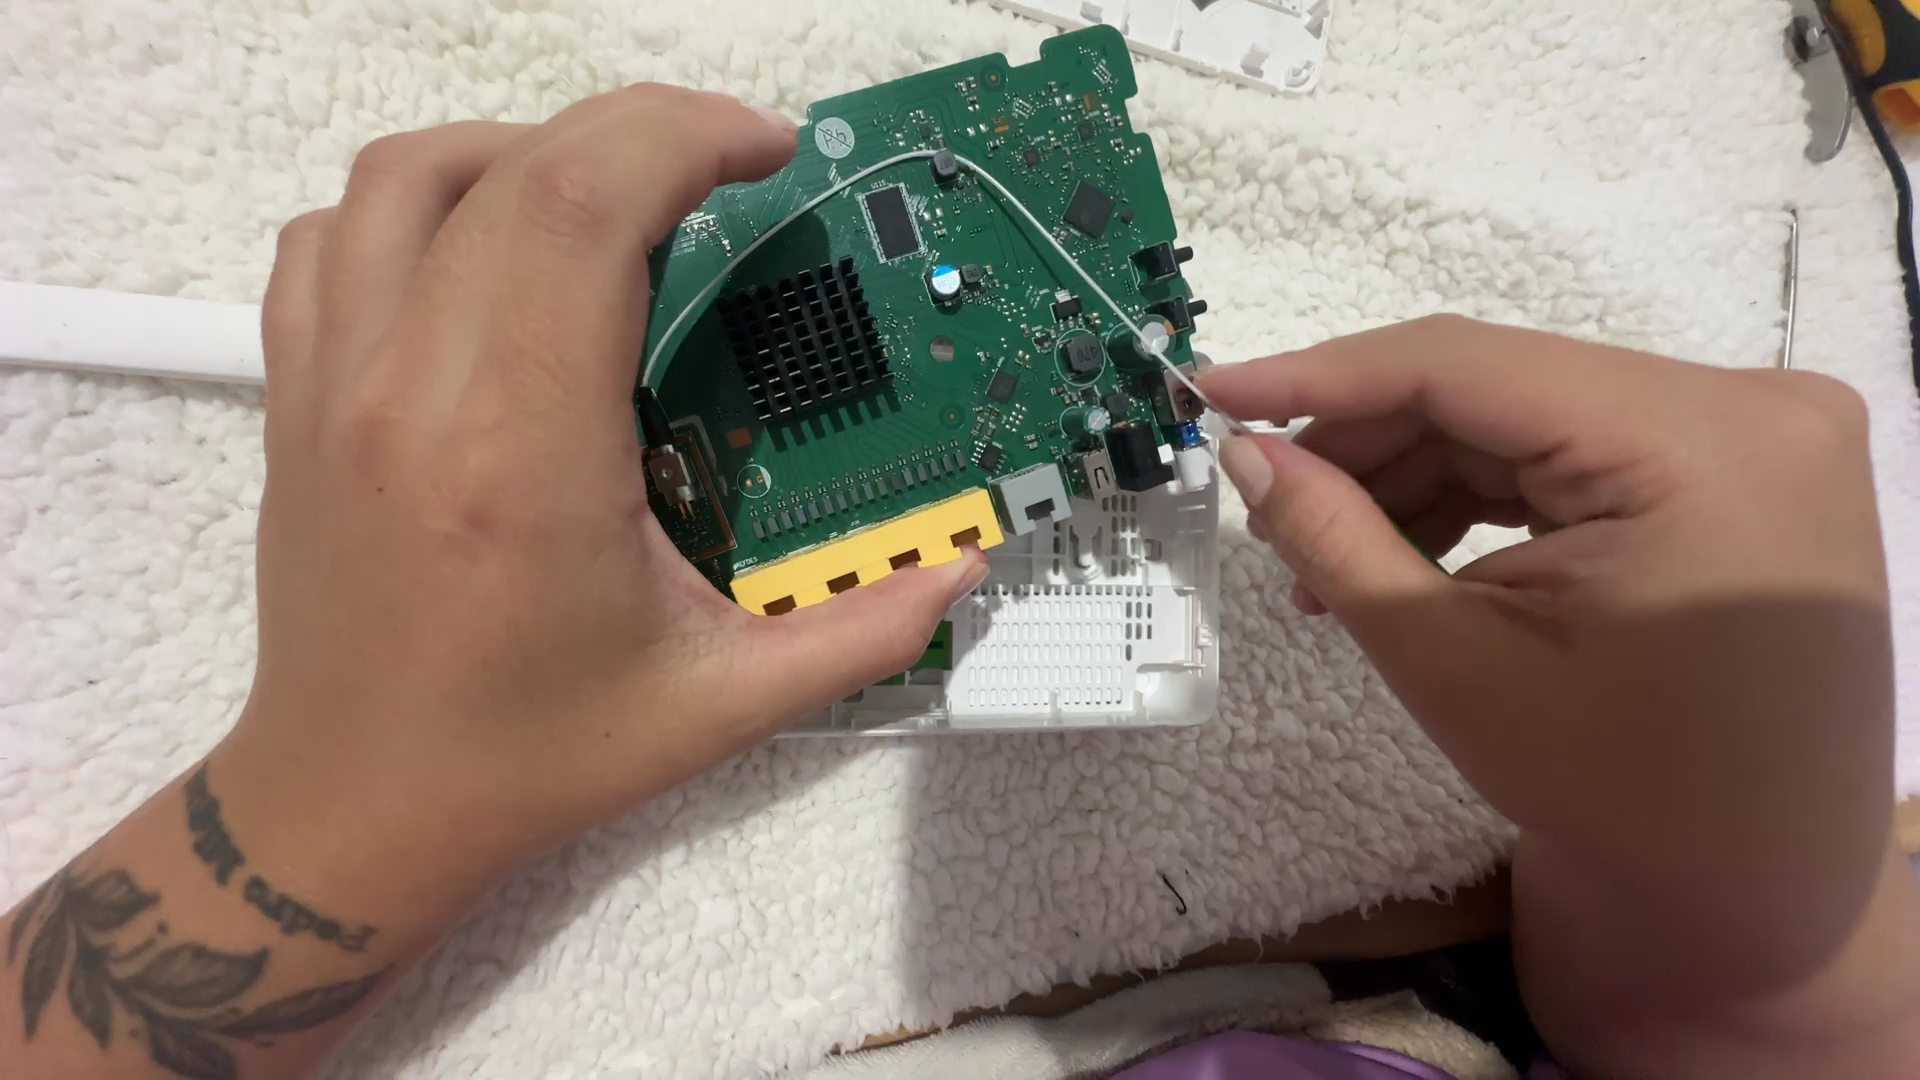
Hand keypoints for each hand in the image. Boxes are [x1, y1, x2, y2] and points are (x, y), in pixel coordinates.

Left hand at [222, 88, 985, 899]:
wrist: (359, 809)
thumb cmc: (541, 757)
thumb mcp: (727, 707)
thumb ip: (863, 636)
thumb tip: (961, 569)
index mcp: (529, 457)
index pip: (584, 213)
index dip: (683, 140)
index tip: (768, 151)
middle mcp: (413, 394)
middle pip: (515, 171)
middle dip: (641, 132)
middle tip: (734, 169)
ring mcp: (334, 386)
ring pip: (410, 178)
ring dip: (535, 152)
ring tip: (629, 198)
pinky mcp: (301, 400)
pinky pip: (342, 237)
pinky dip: (436, 202)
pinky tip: (507, 254)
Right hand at [1200, 317, 1917, 1076]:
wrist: (1740, 877)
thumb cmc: (1603, 783)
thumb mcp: (1440, 654)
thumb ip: (1329, 536)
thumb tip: (1239, 452)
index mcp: (1696, 444)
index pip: (1460, 365)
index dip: (1316, 374)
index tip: (1213, 388)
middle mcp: (1734, 409)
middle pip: (1477, 391)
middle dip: (1351, 449)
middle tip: (1262, 509)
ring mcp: (1723, 438)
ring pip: (1493, 423)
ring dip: (1389, 483)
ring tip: (1314, 562)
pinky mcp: (1700, 473)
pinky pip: (1531, 458)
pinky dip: (1443, 502)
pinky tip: (1387, 561)